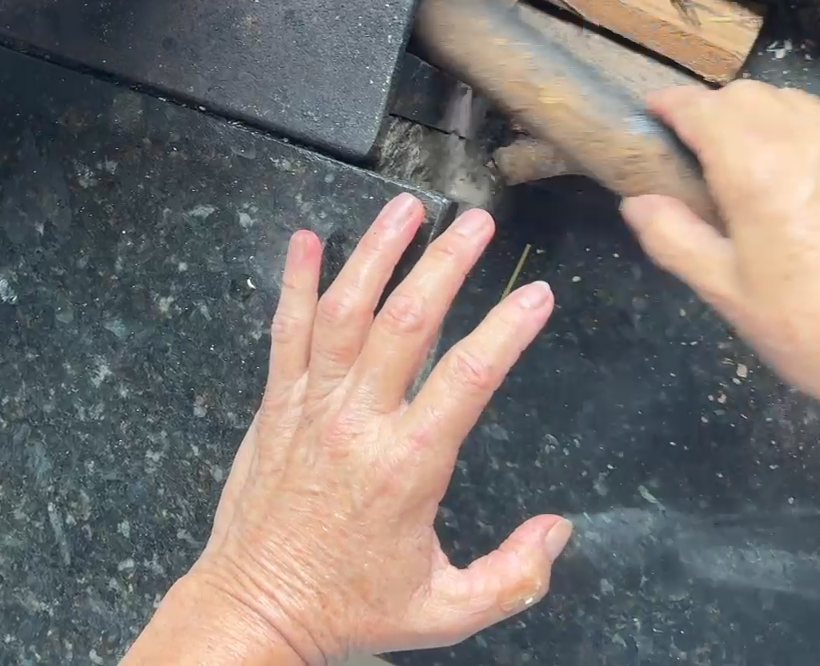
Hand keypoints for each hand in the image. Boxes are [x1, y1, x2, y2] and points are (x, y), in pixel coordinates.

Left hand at [173, 195, 569, 661]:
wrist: (257, 603)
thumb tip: (562, 529)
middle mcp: (358, 420)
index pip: (467, 380)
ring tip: (405, 208)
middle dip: (445, 265)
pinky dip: (295, 282)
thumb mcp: (448, 611)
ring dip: (375, 254)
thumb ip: (516, 575)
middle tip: (477, 223)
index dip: (506, 332)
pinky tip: (306, 239)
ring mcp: (311, 402)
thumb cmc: (351, 607)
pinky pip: (285, 331)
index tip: (537, 294)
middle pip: (406, 324)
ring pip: (344, 312)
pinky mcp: (275, 399)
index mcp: (408, 466)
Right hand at [620, 82, 819, 407]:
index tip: (647, 116)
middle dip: (707, 108)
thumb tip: (638, 201)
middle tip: (685, 145)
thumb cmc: (805, 325)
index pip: (702, 108)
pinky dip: (791, 126)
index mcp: (757, 169)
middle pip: (745, 94)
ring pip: (789, 99)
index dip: (668, 105)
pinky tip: (784, 169)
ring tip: (733, 153)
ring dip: (751, 113)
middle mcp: (807, 144)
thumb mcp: (717, 287)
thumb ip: (668, 234)